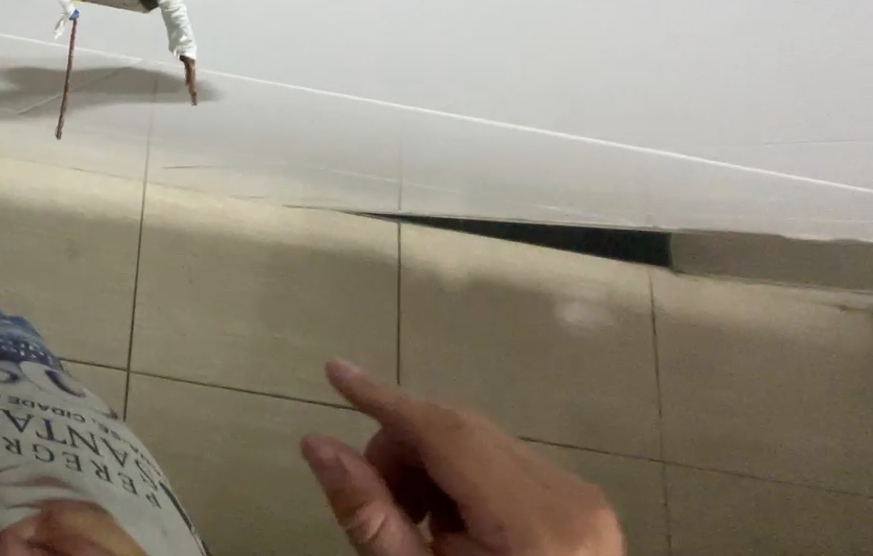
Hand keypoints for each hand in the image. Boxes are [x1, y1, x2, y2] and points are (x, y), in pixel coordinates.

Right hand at [301, 361, 623, 555]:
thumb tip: (316, 444)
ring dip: (424, 459)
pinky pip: (495, 455)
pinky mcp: (578, 501)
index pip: (444, 432)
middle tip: (373, 493)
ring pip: (470, 437)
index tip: (334, 370)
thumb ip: (368, 515)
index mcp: (532, 524)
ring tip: (413, 516)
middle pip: (453, 429)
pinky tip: (449, 520)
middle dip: (398, 446)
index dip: (386, 399)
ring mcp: (577, 496)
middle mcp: (565, 496)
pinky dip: (455, 473)